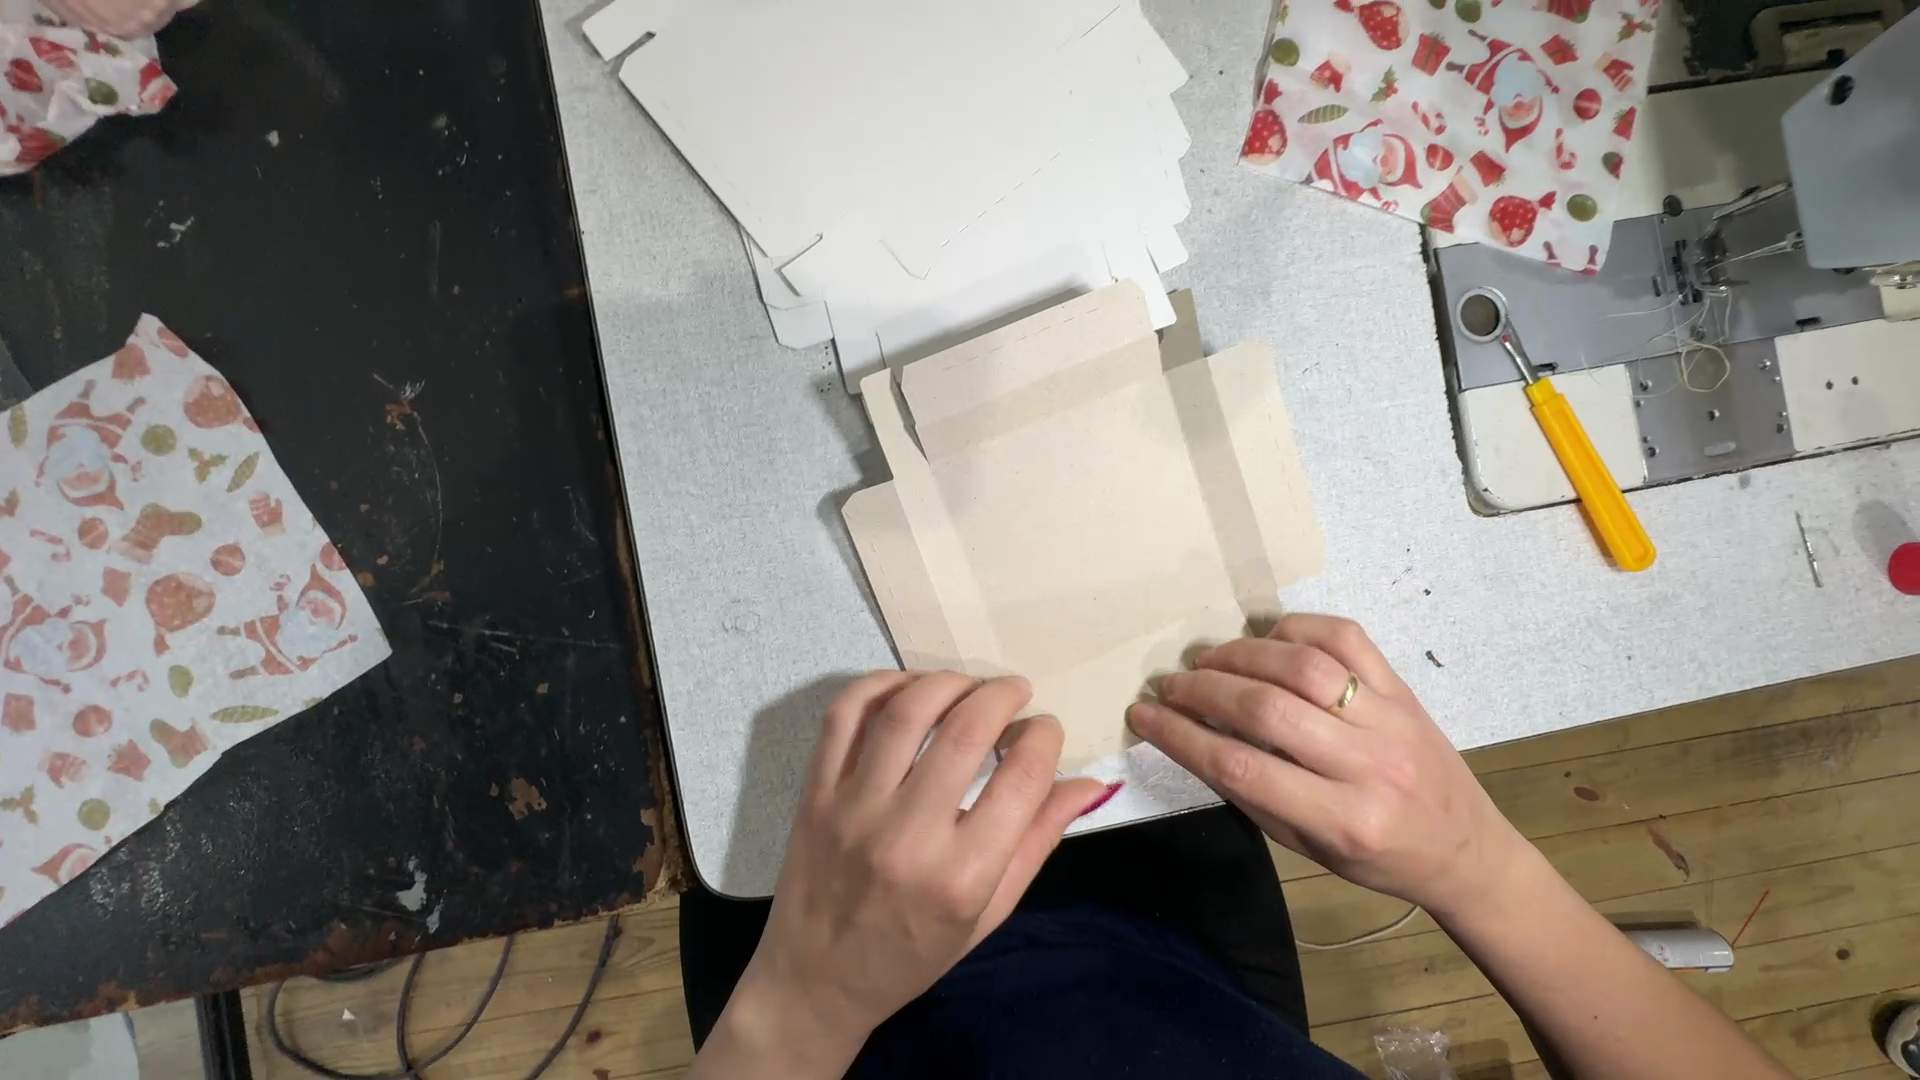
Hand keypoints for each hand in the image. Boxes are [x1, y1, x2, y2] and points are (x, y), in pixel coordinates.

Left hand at [704, 672, 1106, 1076]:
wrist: (817, 979)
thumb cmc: (914, 953)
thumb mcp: (990, 912)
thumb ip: (1039, 839)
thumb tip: (1093, 782)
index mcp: (962, 876)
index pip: (1022, 777)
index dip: (1044, 737)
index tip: (1045, 730)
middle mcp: (908, 834)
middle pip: (966, 730)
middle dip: (1002, 696)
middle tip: (1015, 692)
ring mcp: (854, 807)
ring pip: (906, 710)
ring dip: (948, 681)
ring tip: (968, 686)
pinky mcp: (816, 790)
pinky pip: (846, 714)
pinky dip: (881, 684)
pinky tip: (910, 688)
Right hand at [1127, 615, 1526, 919]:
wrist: (1465, 849)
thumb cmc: (1374, 858)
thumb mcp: (1304, 844)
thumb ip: (1249, 790)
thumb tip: (1187, 733)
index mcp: (1342, 821)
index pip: (1240, 768)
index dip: (1180, 736)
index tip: (1142, 715)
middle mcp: (1369, 766)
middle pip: (1266, 710)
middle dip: (1202, 690)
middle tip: (1170, 685)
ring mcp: (1391, 719)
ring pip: (1303, 666)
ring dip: (1240, 655)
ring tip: (1208, 660)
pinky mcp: (1403, 687)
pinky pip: (1344, 637)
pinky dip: (1294, 629)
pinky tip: (1265, 641)